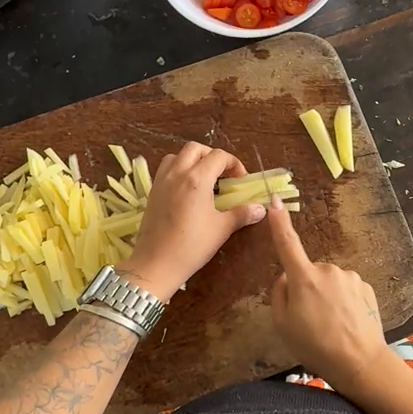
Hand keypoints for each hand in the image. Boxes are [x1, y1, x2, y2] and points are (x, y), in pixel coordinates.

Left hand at [118, 143, 265, 299]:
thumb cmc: (191, 246)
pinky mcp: (152, 192)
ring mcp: (161, 181)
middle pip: (196, 149)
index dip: (234, 164)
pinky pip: (165, 169)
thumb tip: (260, 208)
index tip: (240, 180)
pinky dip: (178, 169)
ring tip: (204, 178)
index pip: (218, 156)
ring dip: (193, 160)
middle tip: (223, 174)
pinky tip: (186, 189)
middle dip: (212, 156)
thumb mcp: (221, 229)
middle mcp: (177, 174)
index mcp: (197, 179)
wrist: (156, 264)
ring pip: (177, 156)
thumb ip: (242, 214)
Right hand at [267, 196, 391, 383]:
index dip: (279, 223)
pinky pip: (347, 291)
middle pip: (309, 274)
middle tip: (310, 321)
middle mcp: (328, 270)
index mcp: (304, 278)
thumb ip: (279, 295)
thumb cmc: (315, 346)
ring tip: (331, 328)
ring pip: (330, 283)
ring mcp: (350, 277)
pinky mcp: (366, 287)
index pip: (287, 244)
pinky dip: (344, 304)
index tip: (275, 200)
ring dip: (327, 298)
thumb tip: (286, 278)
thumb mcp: (283, 325)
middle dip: (307, 290)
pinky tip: (346, 324)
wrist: (360, 362)